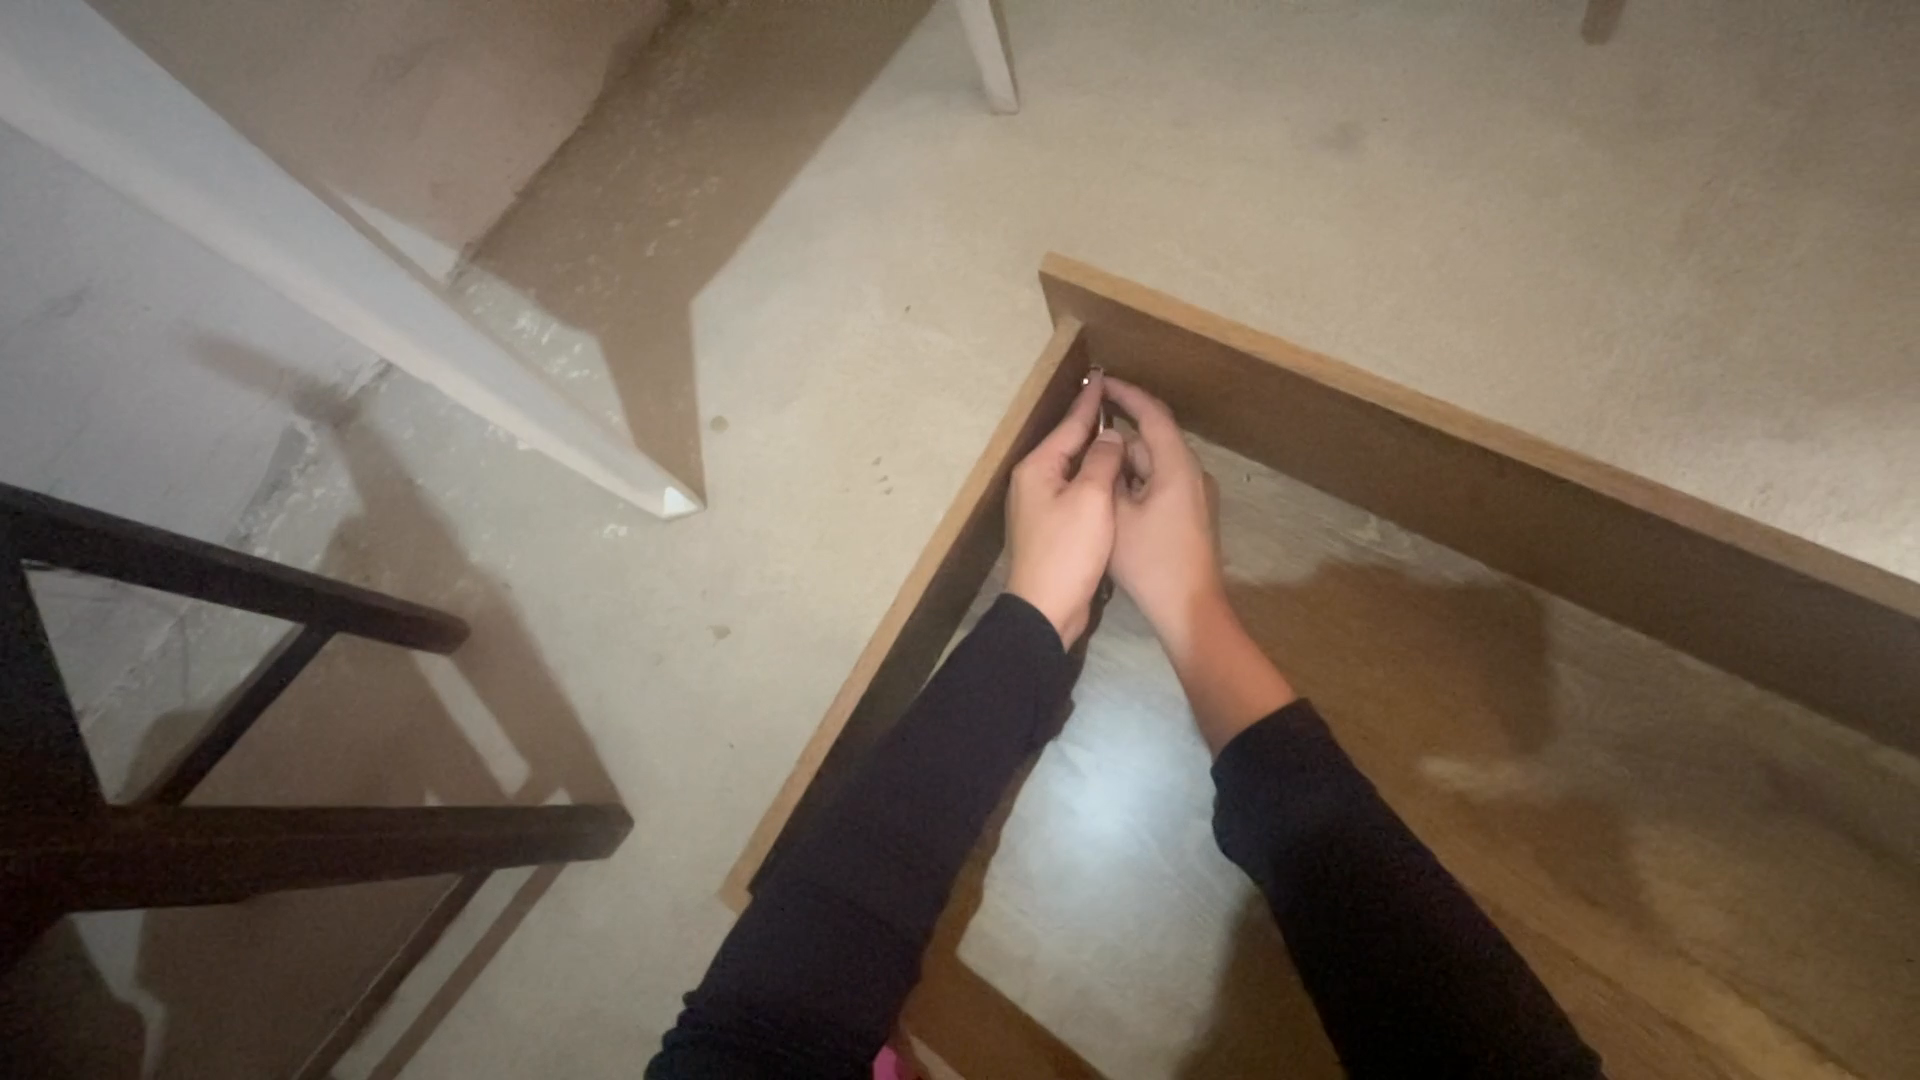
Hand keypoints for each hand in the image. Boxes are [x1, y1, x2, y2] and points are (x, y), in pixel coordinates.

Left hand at [1005, 371, 1126, 644]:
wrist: (1046, 607)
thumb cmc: (1068, 550)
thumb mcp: (1091, 499)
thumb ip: (1102, 461)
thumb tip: (1109, 436)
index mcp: (1038, 468)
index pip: (1070, 424)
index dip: (1090, 400)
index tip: (1103, 375)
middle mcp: (1033, 481)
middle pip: (1068, 444)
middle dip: (1091, 422)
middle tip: (1115, 398)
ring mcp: (1040, 506)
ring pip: (1072, 468)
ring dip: (1094, 452)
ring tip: (1118, 430)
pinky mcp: (1052, 527)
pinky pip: (1076, 491)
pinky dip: (1093, 479)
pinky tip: (1111, 476)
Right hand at [1105, 377, 1294, 750]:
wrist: (1190, 609)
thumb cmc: (1150, 562)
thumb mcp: (1116, 516)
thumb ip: (1109, 475)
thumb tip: (1105, 447)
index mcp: (1177, 467)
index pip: (1153, 414)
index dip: (1127, 394)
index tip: (1102, 382)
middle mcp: (1192, 474)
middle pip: (1151, 443)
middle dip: (1117, 441)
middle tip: (1080, 444)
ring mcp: (1195, 497)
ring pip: (1154, 468)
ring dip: (1124, 468)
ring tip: (1089, 480)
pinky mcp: (1192, 517)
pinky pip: (1160, 487)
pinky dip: (1136, 486)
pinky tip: (1110, 504)